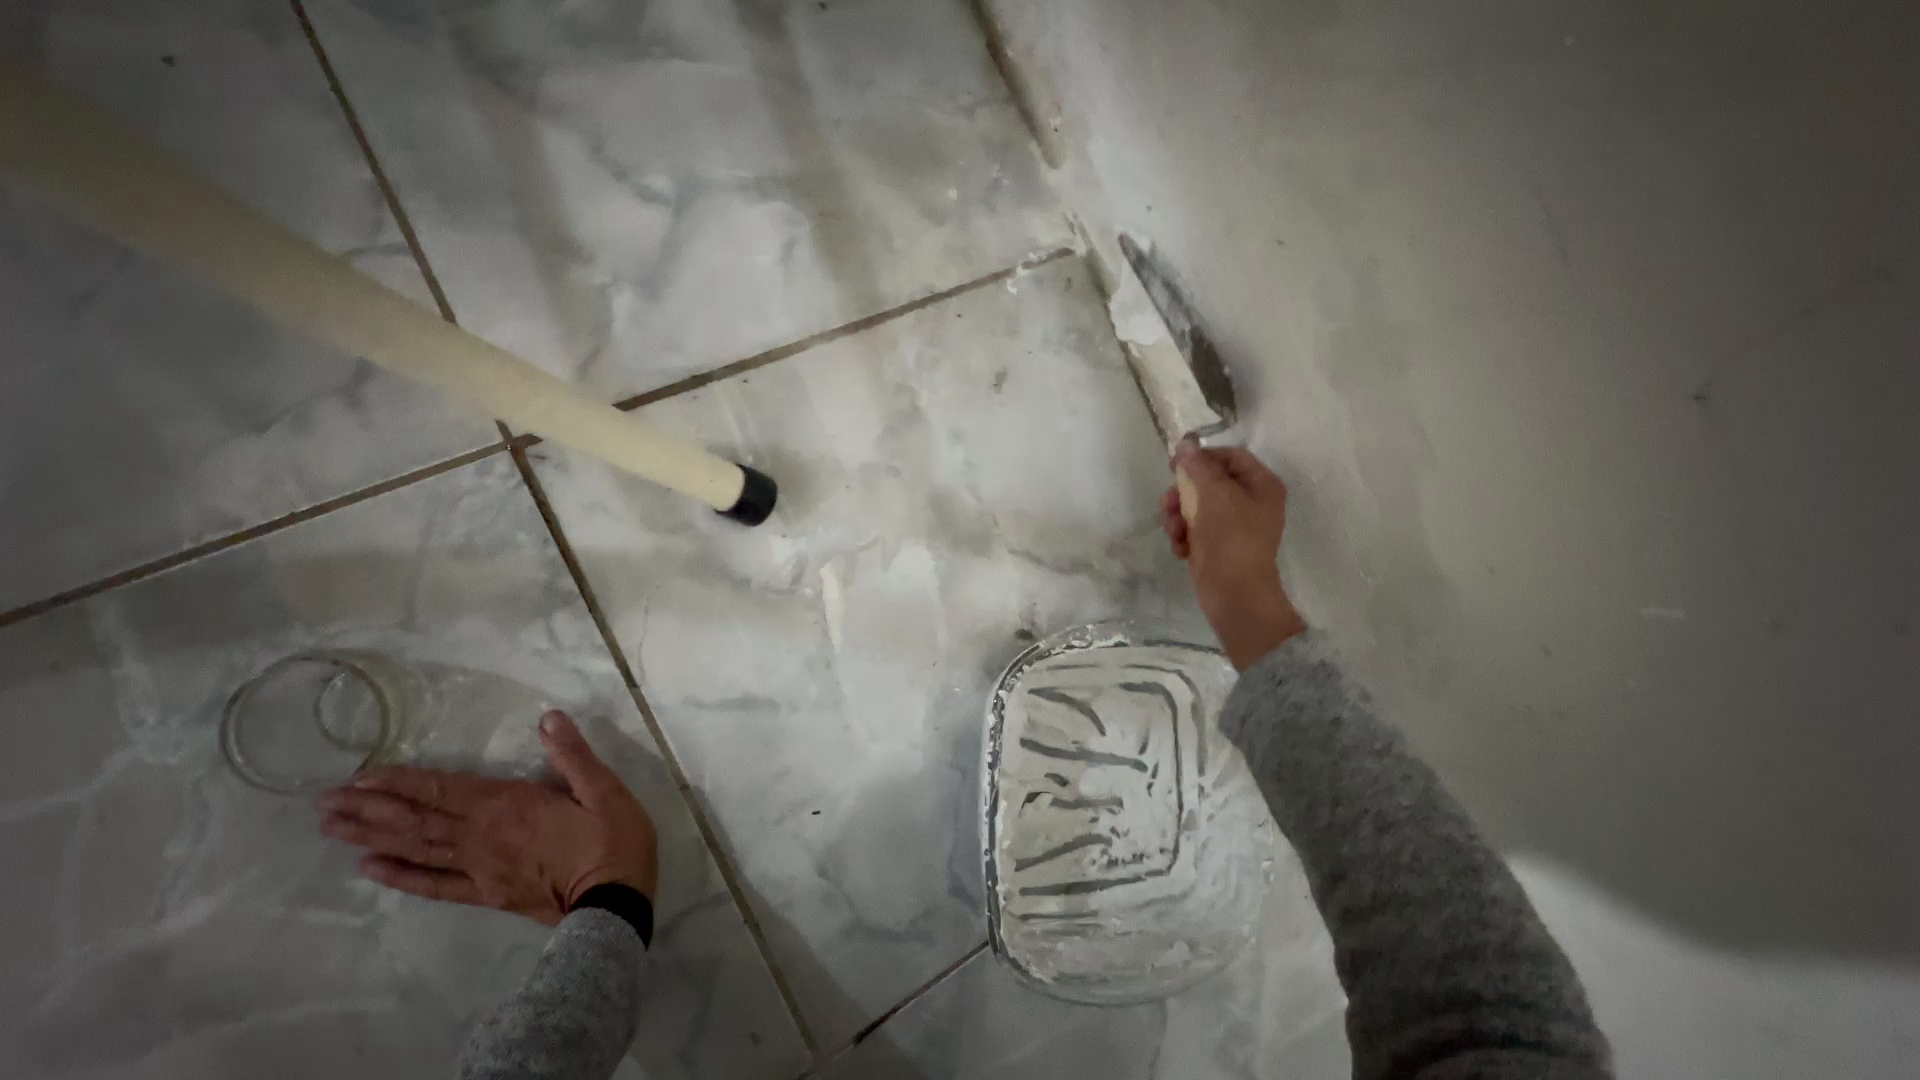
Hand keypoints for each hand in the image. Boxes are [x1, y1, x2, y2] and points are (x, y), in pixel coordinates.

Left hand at [318, 710, 657, 925]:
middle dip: (371, 808)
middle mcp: (484, 836)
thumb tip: (548, 718)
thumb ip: (573, 755)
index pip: (446, 789)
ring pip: (418, 849)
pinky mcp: (486, 895)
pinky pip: (435, 886)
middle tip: (324, 801)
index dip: (403, 782)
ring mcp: (480, 869)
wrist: (614, 904)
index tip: (361, 775)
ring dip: (373, 837)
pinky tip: (371, 869)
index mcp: (511, 805)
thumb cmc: (613, 840)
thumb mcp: (605, 790)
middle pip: (419, 820)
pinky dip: (401, 877)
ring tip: (332, 828)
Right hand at [1162, 441, 1307, 669]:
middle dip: (1183, 492)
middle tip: (1168, 502)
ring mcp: (1232, 525)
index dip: (1203, 457)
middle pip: (1208, 481)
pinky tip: (1181, 548)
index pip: (1231, 456)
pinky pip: (1193, 529)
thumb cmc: (1232, 538)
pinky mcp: (1216, 545)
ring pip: (1195, 505)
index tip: (1175, 463)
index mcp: (1261, 485)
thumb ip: (1199, 467)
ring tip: (1174, 531)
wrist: (1234, 593)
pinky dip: (1183, 536)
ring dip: (1178, 515)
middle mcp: (1250, 502)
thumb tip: (1185, 444)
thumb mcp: (1215, 495)